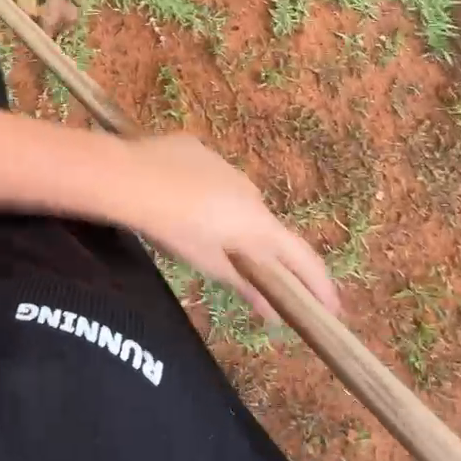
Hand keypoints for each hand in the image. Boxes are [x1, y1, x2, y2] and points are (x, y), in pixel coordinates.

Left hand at [112, 134, 340, 324]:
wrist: (129, 177)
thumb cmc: (171, 227)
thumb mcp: (207, 263)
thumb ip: (244, 285)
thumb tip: (273, 313)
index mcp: (257, 223)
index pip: (300, 256)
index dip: (318, 283)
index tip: (331, 307)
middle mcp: (249, 189)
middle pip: (264, 224)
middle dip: (259, 244)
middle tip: (246, 262)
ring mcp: (222, 163)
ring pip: (234, 194)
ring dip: (228, 212)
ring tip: (199, 225)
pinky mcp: (194, 147)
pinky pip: (206, 172)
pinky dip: (201, 186)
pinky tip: (177, 194)